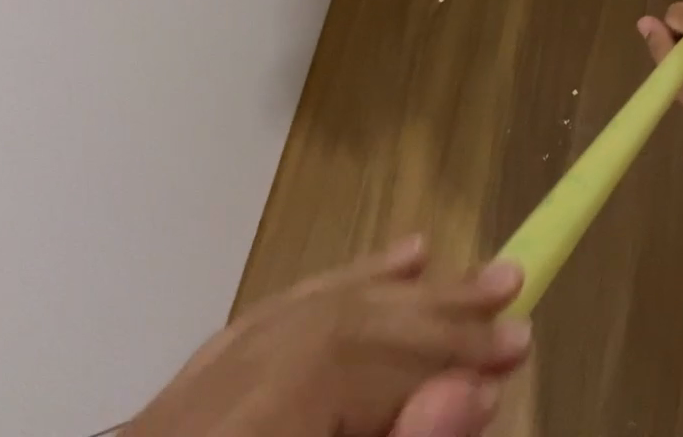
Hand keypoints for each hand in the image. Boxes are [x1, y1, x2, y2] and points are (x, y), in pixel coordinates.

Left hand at [127, 237, 531, 436]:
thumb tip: (469, 393)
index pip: (342, 370)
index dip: (441, 352)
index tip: (516, 346)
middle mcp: (183, 422)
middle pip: (327, 333)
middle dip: (432, 316)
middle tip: (513, 295)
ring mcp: (165, 416)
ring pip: (298, 321)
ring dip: (398, 294)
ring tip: (475, 277)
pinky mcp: (169, 417)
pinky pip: (259, 328)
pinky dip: (335, 291)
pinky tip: (396, 262)